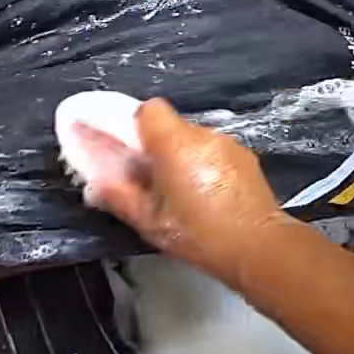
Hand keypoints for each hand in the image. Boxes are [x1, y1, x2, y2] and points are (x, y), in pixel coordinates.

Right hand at [83, 99, 292, 282]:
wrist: (258, 245)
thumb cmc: (200, 234)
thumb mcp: (150, 222)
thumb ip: (118, 196)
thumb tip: (95, 183)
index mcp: (176, 144)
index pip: (149, 109)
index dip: (135, 125)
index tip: (129, 151)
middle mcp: (204, 134)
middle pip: (170, 126)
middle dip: (156, 146)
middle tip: (149, 178)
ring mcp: (228, 143)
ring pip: (192, 138)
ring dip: (181, 156)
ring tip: (180, 190)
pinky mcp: (244, 155)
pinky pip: (213, 149)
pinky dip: (203, 163)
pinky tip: (206, 192)